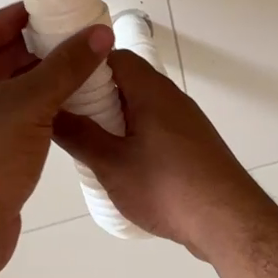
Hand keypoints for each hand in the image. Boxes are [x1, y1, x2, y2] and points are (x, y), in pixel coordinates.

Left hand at [0, 3, 111, 273]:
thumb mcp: (30, 106)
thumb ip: (66, 67)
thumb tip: (99, 34)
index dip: (24, 16)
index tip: (62, 10)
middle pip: (0, 57)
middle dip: (40, 48)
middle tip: (82, 41)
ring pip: (8, 89)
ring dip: (43, 79)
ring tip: (85, 71)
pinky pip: (12, 115)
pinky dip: (38, 107)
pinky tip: (71, 107)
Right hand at [53, 51, 277, 259]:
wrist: (227, 221)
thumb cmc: (165, 186)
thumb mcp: (111, 164)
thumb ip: (78, 136)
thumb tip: (50, 113)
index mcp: (151, 90)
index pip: (113, 55)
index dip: (83, 64)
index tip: (58, 83)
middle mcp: (171, 98)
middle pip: (127, 81)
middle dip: (95, 97)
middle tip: (66, 118)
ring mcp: (186, 122)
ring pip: (141, 107)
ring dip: (114, 120)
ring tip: (88, 144)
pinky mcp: (193, 146)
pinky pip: (155, 128)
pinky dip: (134, 137)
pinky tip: (121, 165)